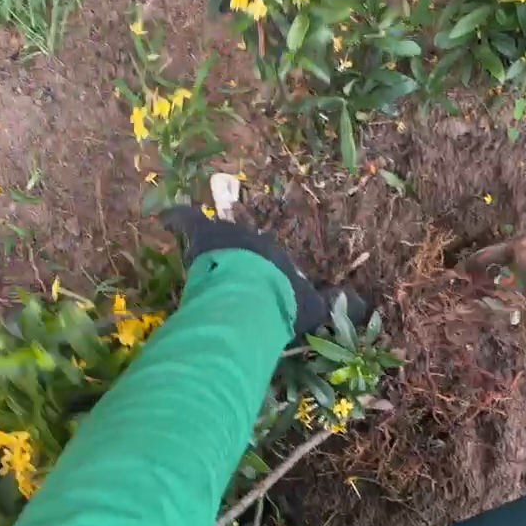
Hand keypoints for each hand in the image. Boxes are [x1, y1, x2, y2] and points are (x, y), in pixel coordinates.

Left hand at [159, 207, 327, 335]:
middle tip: (235, 266)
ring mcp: (229, 238)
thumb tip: (361, 304)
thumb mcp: (311, 310)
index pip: (271, 259)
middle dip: (241, 252)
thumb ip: (334, 306)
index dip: (266, 271)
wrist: (252, 297)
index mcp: (277, 258)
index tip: (263, 282)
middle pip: (245, 242)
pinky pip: (188, 217)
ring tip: (205, 245)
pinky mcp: (206, 236)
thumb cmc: (280, 303)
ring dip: (213, 238)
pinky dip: (176, 216)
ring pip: (219, 231)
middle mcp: (254, 241)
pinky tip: (163, 216)